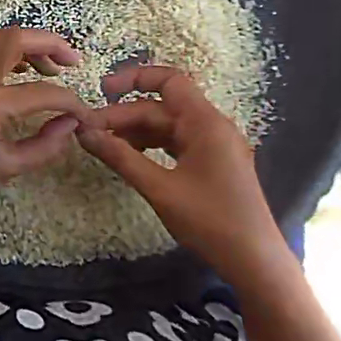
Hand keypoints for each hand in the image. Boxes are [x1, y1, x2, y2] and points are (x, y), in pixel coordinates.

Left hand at [0, 27, 91, 218]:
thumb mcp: (5, 168)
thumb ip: (45, 145)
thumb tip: (72, 123)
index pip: (42, 92)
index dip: (71, 102)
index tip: (84, 112)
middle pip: (17, 38)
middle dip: (51, 44)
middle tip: (73, 62)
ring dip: (29, 45)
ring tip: (52, 66)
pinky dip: (8, 51)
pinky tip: (22, 71)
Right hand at [76, 65, 285, 282]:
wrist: (256, 263)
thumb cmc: (211, 222)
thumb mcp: (160, 189)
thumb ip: (120, 157)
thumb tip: (84, 133)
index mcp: (205, 123)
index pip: (169, 80)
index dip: (134, 78)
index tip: (102, 89)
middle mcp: (211, 127)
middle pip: (161, 108)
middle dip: (124, 116)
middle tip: (88, 132)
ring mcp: (213, 146)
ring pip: (167, 127)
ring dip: (134, 132)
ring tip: (102, 144)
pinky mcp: (212, 164)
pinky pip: (176, 143)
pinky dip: (150, 146)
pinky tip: (128, 157)